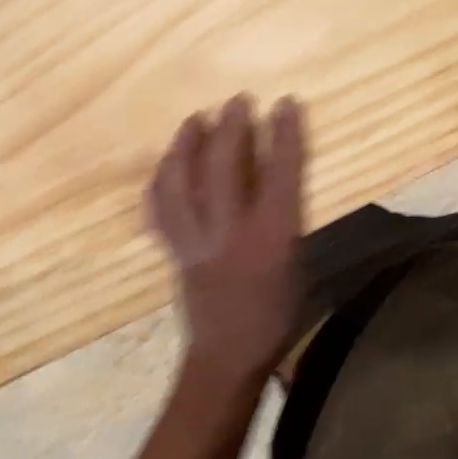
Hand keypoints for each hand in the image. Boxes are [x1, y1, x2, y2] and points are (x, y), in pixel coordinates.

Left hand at [150, 94, 308, 380]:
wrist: (229, 356)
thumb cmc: (278, 311)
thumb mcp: (298, 261)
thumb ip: (287, 216)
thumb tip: (278, 176)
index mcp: (272, 235)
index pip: (281, 171)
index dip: (284, 133)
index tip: (285, 103)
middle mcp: (230, 232)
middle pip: (223, 166)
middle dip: (230, 127)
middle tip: (237, 102)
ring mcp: (195, 241)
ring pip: (181, 182)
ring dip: (187, 145)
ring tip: (195, 119)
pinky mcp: (174, 251)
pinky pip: (159, 208)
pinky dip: (161, 180)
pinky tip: (167, 164)